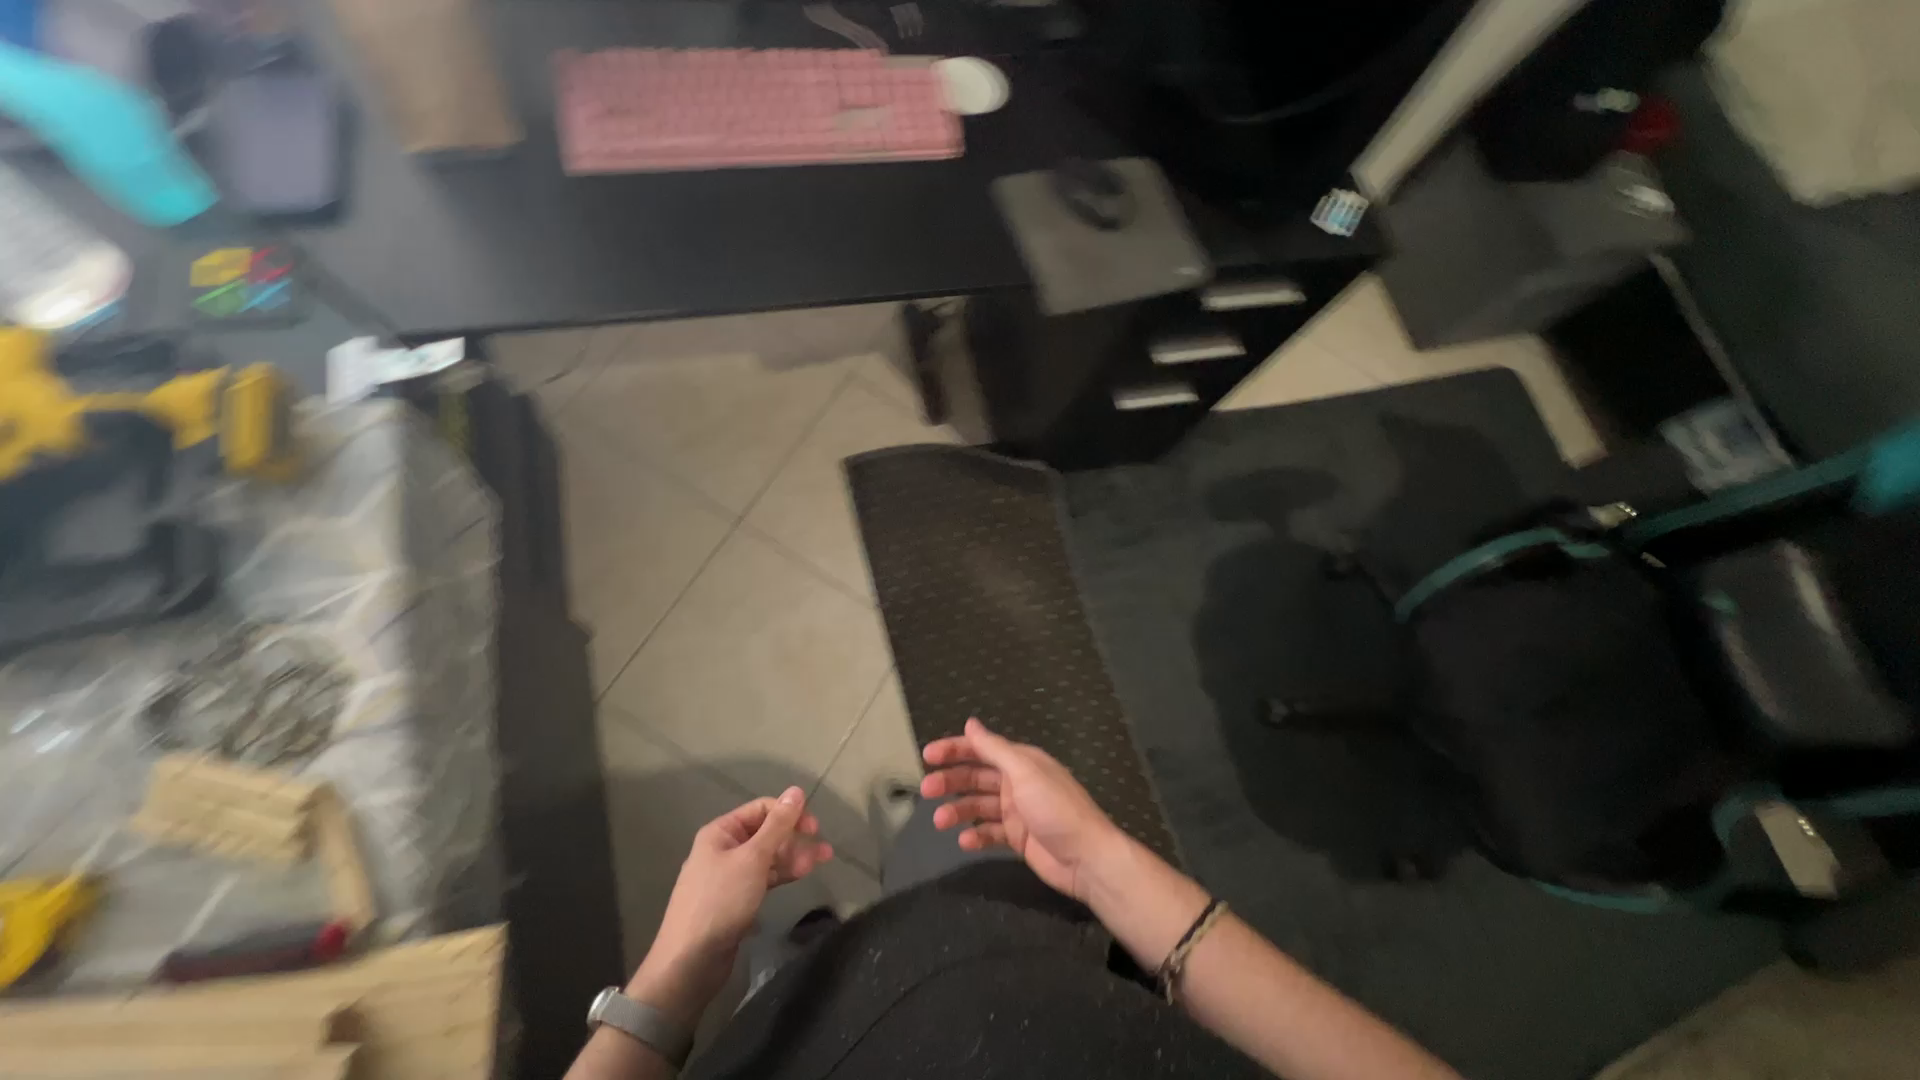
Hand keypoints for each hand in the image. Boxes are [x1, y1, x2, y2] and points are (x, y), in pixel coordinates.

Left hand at [630, 787, 832, 1025]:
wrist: (690, 961)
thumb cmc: (721, 901)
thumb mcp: (753, 858)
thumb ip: (778, 825)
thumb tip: (797, 790)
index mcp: (721, 832)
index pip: (761, 809)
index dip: (789, 814)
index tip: (814, 827)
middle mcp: (724, 849)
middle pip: (766, 833)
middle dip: (795, 838)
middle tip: (824, 851)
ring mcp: (729, 876)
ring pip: (768, 857)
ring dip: (794, 857)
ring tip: (822, 862)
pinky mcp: (736, 899)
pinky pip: (763, 878)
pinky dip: (782, 874)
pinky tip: (800, 875)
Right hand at [920, 717, 1125, 900]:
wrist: (1087, 858)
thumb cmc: (1056, 809)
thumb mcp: (1025, 773)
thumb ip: (995, 749)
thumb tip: (971, 723)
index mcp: (1022, 762)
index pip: (982, 749)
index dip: (954, 749)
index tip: (927, 755)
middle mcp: (1018, 783)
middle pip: (976, 777)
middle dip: (951, 781)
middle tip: (926, 790)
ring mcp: (1018, 812)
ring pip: (979, 805)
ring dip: (958, 811)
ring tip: (940, 821)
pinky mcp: (1018, 838)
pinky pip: (990, 833)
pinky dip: (975, 836)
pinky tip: (964, 841)